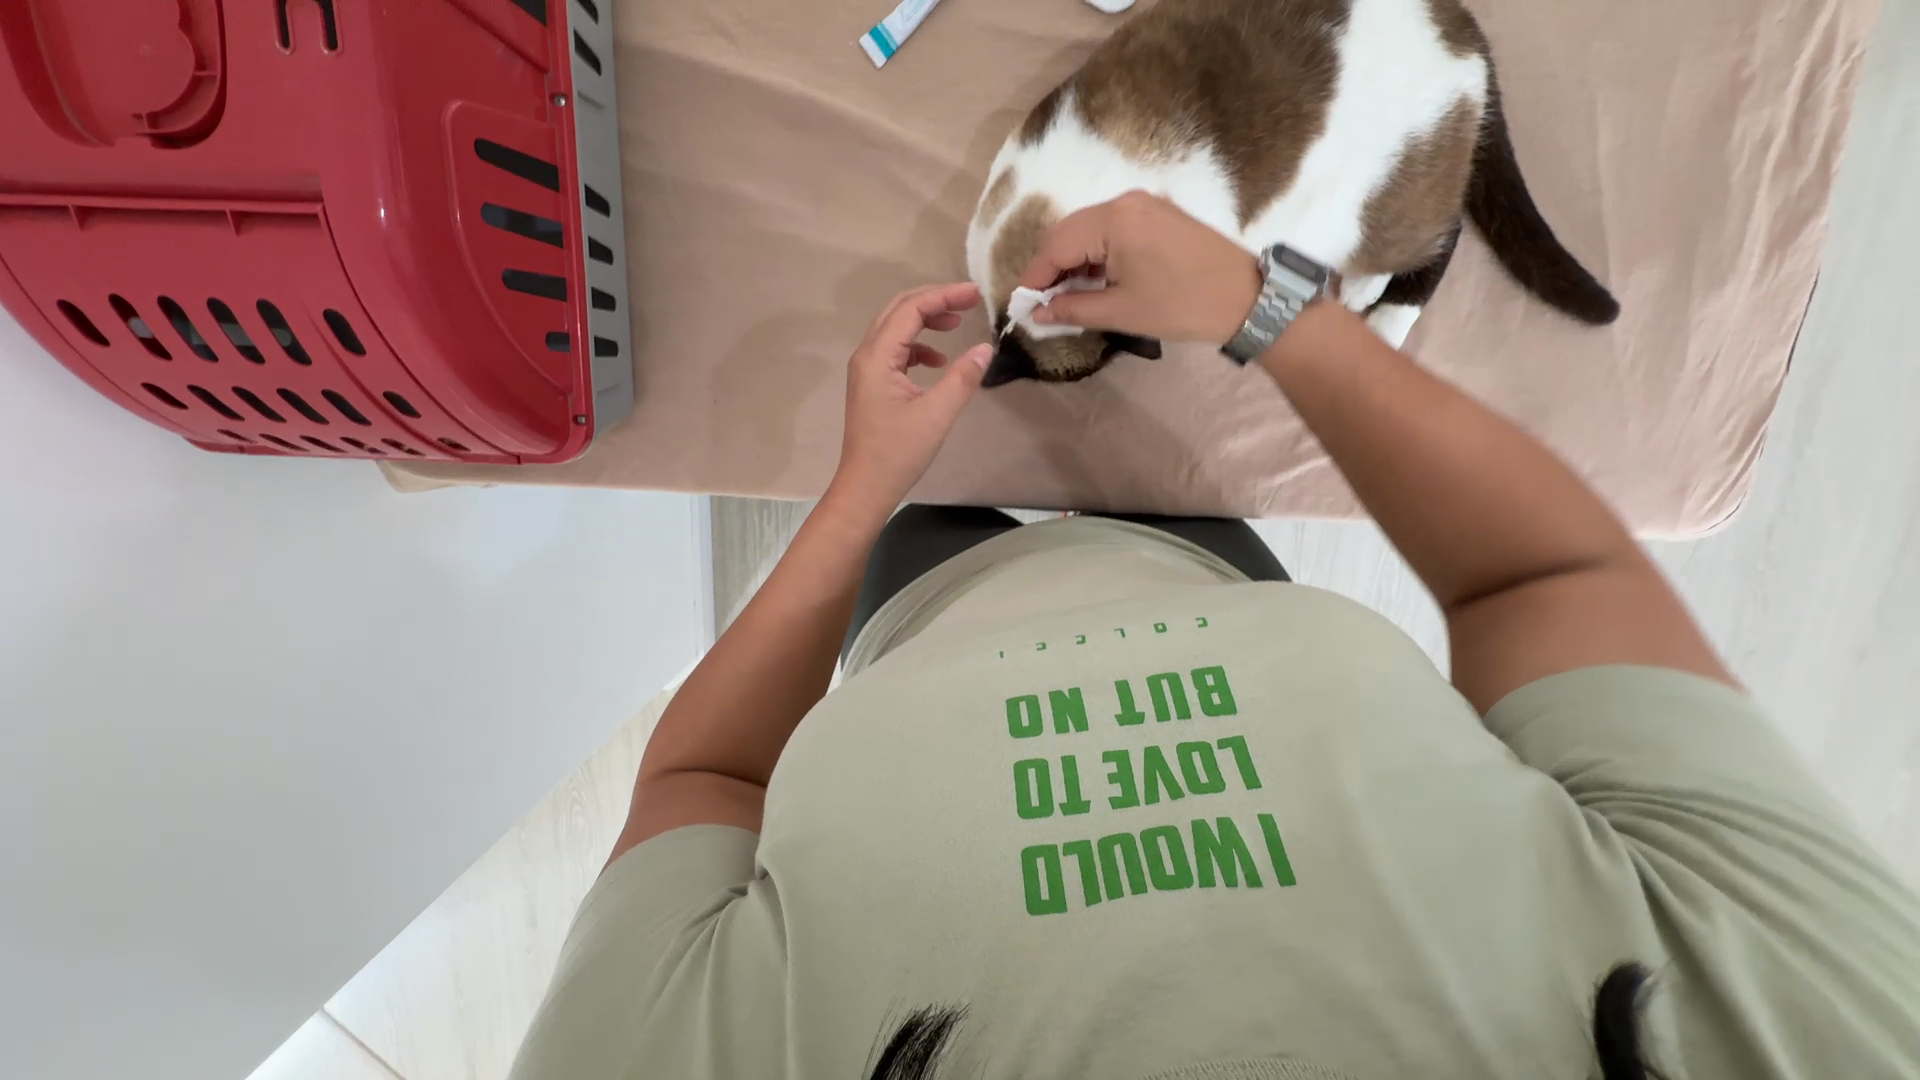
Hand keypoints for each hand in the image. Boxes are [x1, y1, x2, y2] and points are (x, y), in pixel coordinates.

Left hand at [826, 283, 991, 521]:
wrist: (866, 486)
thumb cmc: (898, 453)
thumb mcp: (937, 415)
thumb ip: (962, 378)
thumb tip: (985, 348)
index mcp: (877, 357)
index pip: (911, 309)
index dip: (944, 296)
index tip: (975, 293)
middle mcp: (866, 356)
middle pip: (899, 310)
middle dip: (934, 301)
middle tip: (968, 300)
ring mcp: (866, 370)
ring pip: (895, 328)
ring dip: (925, 321)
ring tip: (956, 325)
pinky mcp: (872, 385)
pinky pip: (894, 351)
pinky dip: (917, 346)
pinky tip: (938, 360)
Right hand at [1019, 191, 1261, 344]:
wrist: (1246, 299)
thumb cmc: (1181, 306)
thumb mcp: (1121, 312)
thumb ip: (1072, 309)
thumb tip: (1038, 313)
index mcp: (1114, 220)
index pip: (1056, 246)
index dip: (1033, 278)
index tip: (1019, 306)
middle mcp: (1125, 201)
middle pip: (1069, 232)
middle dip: (1050, 269)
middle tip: (1039, 305)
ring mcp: (1144, 204)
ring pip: (1089, 231)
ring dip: (1072, 263)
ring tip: (1064, 299)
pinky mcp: (1158, 215)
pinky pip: (1112, 231)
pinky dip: (1096, 256)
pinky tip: (1092, 282)